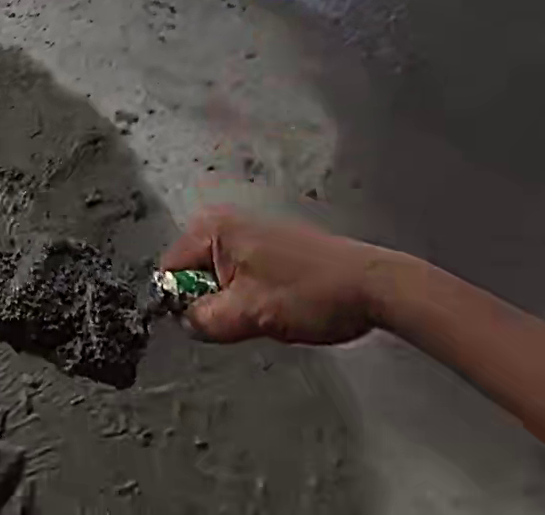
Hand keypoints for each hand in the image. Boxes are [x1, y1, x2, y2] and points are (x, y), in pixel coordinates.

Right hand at [159, 204, 397, 344]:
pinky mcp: (264, 243)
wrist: (374, 286)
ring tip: (267, 309)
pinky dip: (250, 292)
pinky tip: (279, 301)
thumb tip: (182, 323)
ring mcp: (244, 230)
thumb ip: (205, 320)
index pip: (170, 269)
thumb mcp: (251, 314)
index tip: (212, 320)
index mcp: (210, 228)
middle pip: (192, 272)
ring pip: (217, 277)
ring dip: (233, 300)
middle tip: (246, 315)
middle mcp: (221, 222)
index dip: (183, 300)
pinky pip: (237, 273)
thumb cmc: (311, 293)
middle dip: (212, 300)